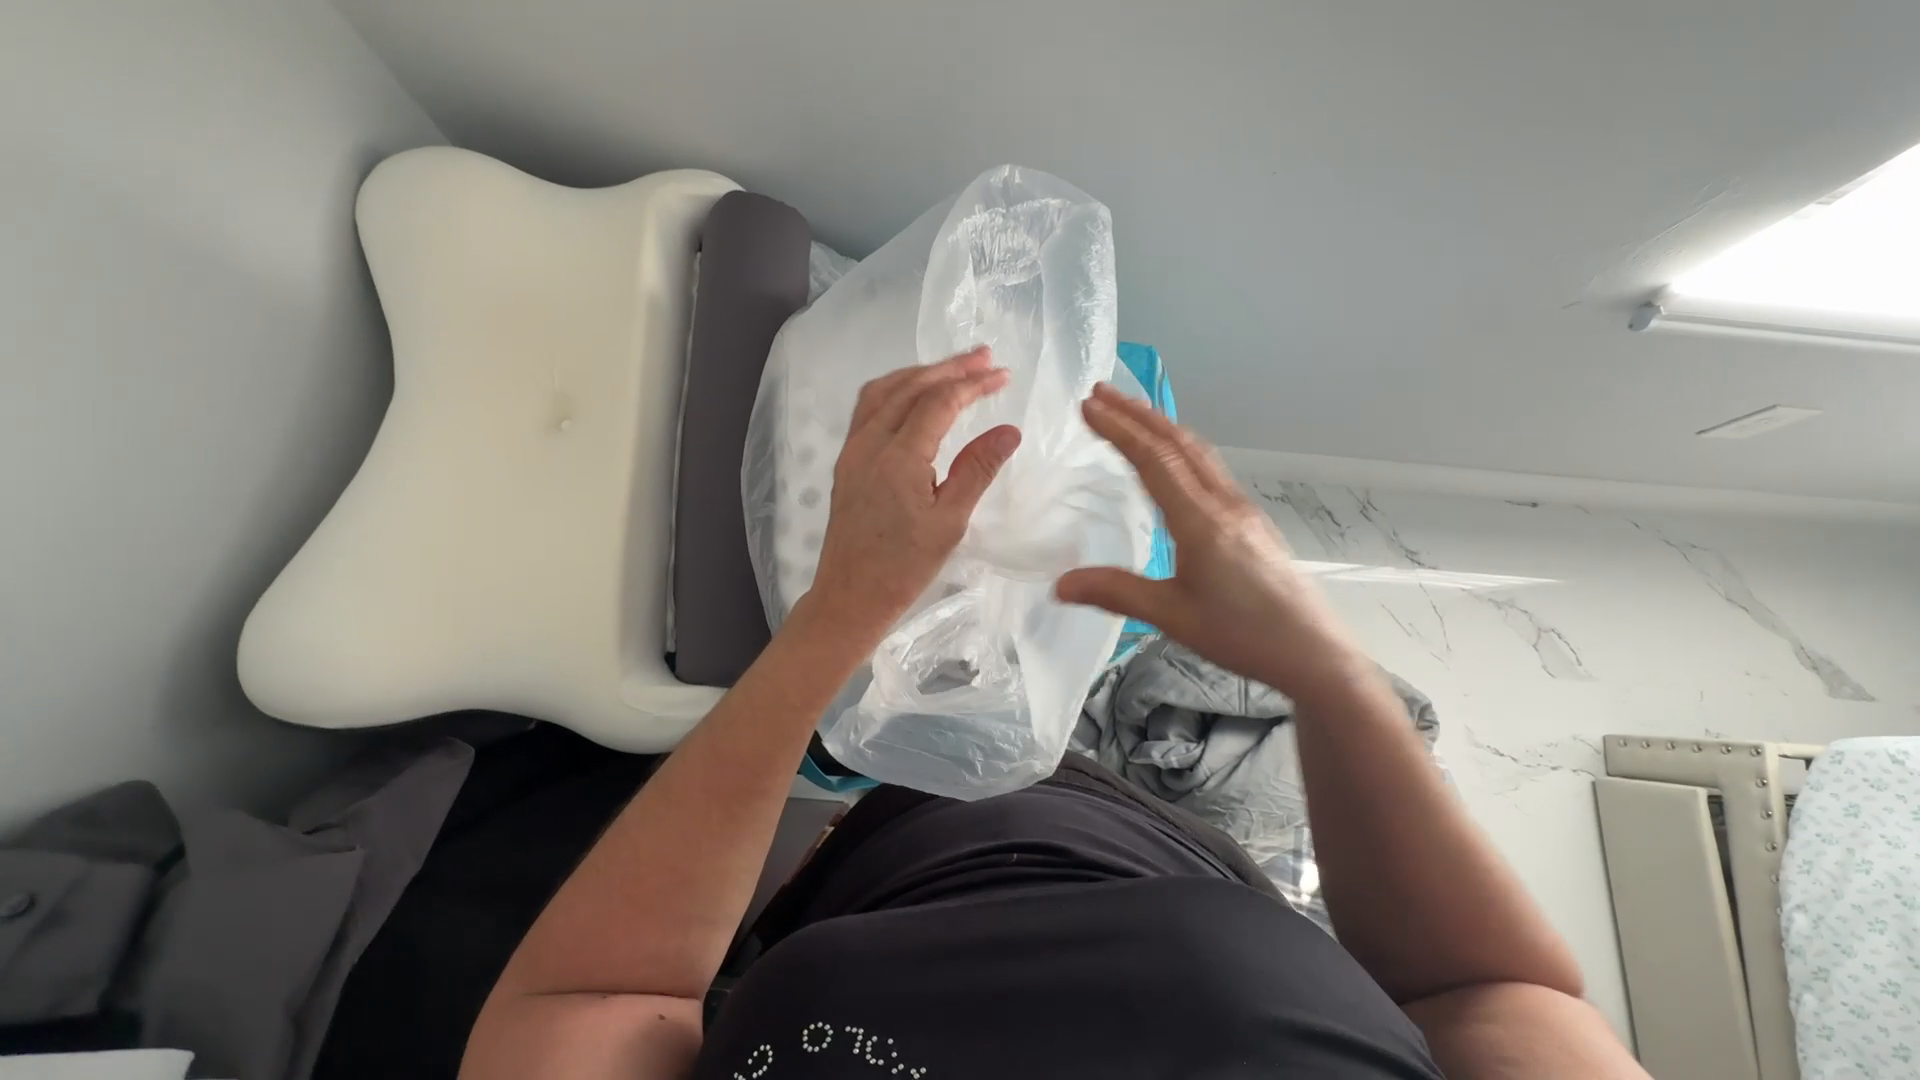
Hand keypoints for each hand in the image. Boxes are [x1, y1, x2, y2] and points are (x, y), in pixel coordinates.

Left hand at [799, 346, 1021, 645]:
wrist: (850, 598)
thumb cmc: (904, 568)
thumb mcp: (950, 522)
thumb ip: (977, 469)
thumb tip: (1009, 431)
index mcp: (898, 457)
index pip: (939, 401)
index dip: (973, 383)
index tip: (1003, 374)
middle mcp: (869, 443)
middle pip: (910, 386)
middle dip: (949, 367)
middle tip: (985, 357)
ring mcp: (852, 450)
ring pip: (884, 391)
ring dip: (920, 373)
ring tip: (954, 368)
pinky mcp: (846, 462)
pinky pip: (869, 409)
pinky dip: (896, 390)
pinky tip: (914, 396)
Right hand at [1055, 384, 1364, 700]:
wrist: (1313, 651)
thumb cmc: (1243, 634)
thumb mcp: (1173, 616)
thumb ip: (1117, 593)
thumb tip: (1060, 583)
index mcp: (1201, 520)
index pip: (1154, 459)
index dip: (1119, 429)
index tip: (1087, 406)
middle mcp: (1223, 503)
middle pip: (1178, 442)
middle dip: (1137, 413)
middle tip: (1100, 393)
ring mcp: (1241, 509)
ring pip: (1198, 451)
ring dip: (1161, 426)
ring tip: (1131, 413)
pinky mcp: (1250, 522)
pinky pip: (1209, 468)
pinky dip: (1180, 447)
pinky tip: (1173, 458)